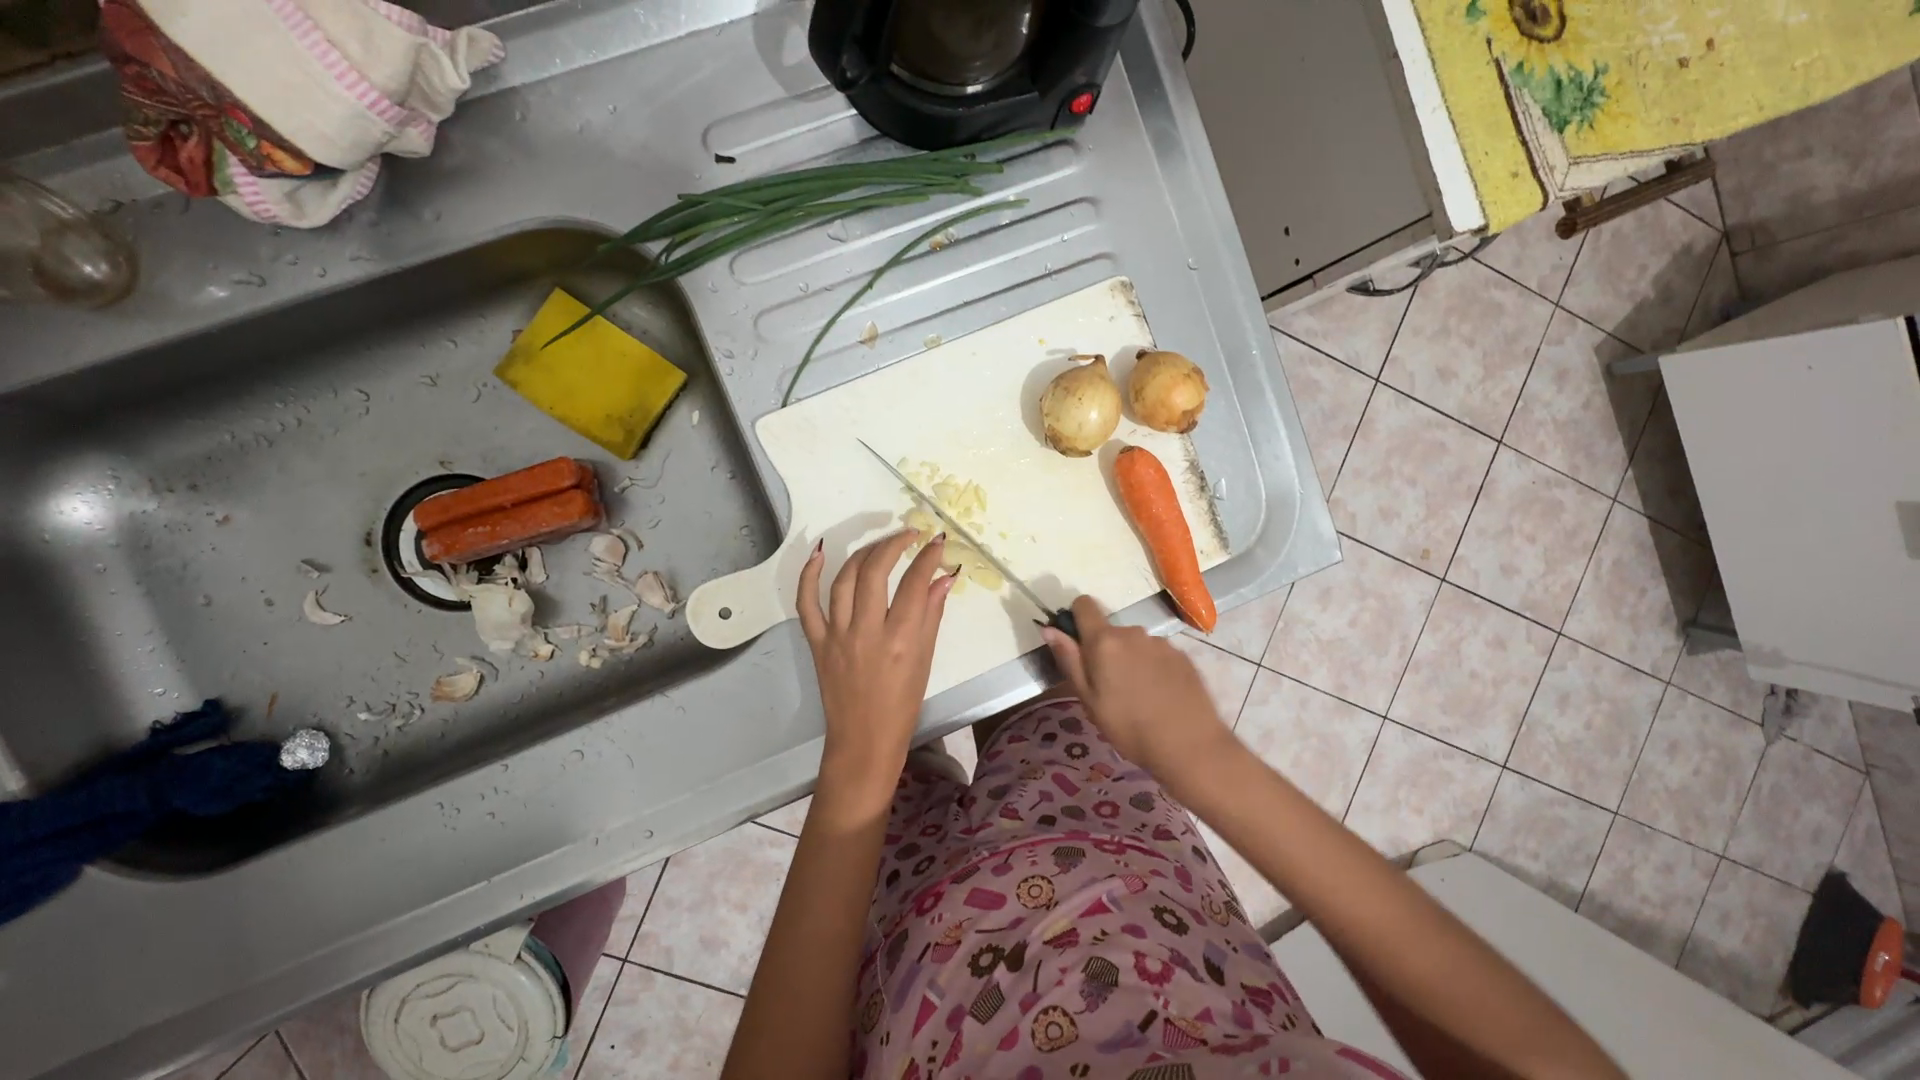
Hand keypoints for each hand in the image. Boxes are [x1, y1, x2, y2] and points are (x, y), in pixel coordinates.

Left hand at [797, 530, 953, 814]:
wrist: (864, 741)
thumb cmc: (902, 705)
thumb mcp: (925, 660)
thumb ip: (931, 614)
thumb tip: (943, 577)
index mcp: (900, 639)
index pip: (914, 583)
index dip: (927, 557)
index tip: (937, 542)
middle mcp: (866, 632)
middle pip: (876, 571)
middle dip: (894, 544)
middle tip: (910, 535)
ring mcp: (837, 635)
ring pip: (844, 580)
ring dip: (863, 554)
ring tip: (881, 545)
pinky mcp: (816, 642)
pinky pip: (806, 603)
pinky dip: (809, 575)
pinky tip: (821, 553)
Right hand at [1041, 596, 1235, 781]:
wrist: (1189, 744)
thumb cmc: (1128, 727)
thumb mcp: (1088, 700)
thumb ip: (1069, 660)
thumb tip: (1049, 629)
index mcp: (1104, 641)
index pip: (1084, 605)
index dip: (1076, 618)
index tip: (1078, 644)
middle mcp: (1133, 633)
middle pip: (1110, 631)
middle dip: (1105, 650)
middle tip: (1109, 688)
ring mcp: (1161, 642)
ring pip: (1135, 644)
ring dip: (1130, 659)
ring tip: (1138, 696)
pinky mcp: (1182, 656)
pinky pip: (1157, 654)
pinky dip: (1153, 668)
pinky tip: (1160, 697)